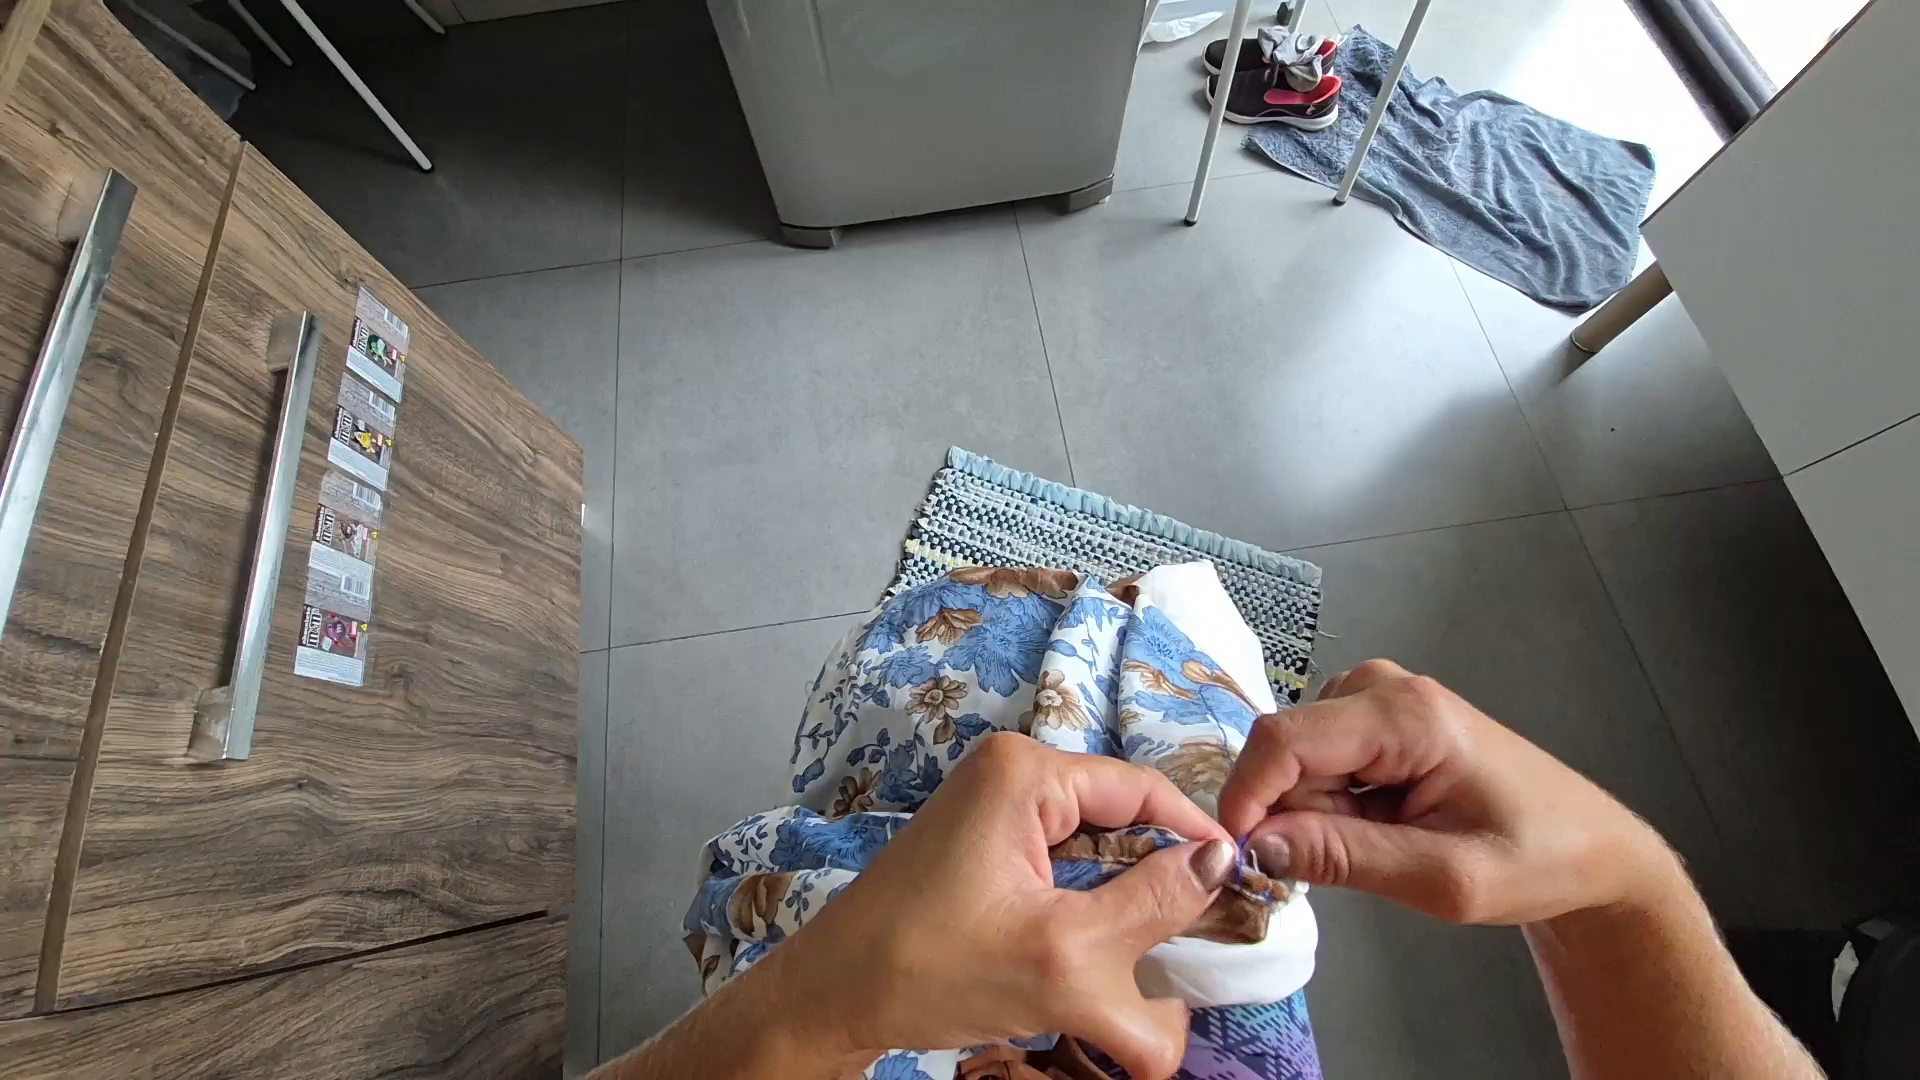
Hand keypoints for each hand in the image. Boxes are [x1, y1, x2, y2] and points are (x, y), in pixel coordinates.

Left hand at [765, 732, 1236, 1079]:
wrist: (836, 993)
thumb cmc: (937, 966)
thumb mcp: (1061, 950)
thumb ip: (1150, 905)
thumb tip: (1216, 864)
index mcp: (1026, 772)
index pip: (1138, 787)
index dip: (1193, 834)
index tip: (1238, 887)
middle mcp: (1010, 772)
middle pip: (1115, 816)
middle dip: (1153, 881)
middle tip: (1189, 942)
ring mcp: (992, 805)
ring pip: (1088, 846)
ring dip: (1117, 903)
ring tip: (1142, 963)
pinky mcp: (983, 840)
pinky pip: (1057, 860)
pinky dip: (1083, 904)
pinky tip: (1092, 954)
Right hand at [1217, 660, 1682, 923]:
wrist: (1591, 847)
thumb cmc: (1536, 863)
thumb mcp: (1445, 879)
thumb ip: (1344, 858)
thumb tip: (1255, 845)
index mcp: (1404, 713)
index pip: (1286, 740)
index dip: (1248, 793)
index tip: (1236, 853)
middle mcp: (1376, 684)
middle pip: (1286, 749)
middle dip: (1293, 813)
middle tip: (1344, 866)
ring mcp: (1370, 692)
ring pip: (1293, 757)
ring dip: (1311, 810)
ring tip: (1380, 842)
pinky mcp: (1367, 708)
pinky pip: (1311, 757)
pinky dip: (1325, 799)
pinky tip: (1375, 819)